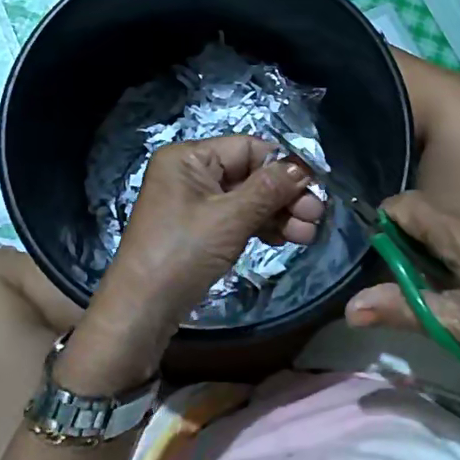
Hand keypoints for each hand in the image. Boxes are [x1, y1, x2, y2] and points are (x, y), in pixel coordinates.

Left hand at [73, 136, 322, 381]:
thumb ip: (270, 189)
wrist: (142, 311)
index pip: (249, 148)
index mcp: (189, 157)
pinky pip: (240, 218)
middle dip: (286, 195)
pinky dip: (264, 226)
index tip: (315, 186)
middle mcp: (192, 173)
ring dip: (281, 214)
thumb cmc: (183, 252)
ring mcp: (197, 202)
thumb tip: (304, 168)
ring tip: (308, 234)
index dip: (284, 166)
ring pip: (250, 199)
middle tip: (316, 215)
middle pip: (252, 174)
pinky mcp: (203, 228)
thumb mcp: (230, 217)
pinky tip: (289, 239)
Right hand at [342, 192, 459, 395]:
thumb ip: (403, 309)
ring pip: (456, 220)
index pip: (407, 204)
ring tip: (449, 288)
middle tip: (413, 281)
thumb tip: (350, 307)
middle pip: (431, 212)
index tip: (382, 255)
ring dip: (441, 244)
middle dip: (413, 240)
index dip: (385, 222)